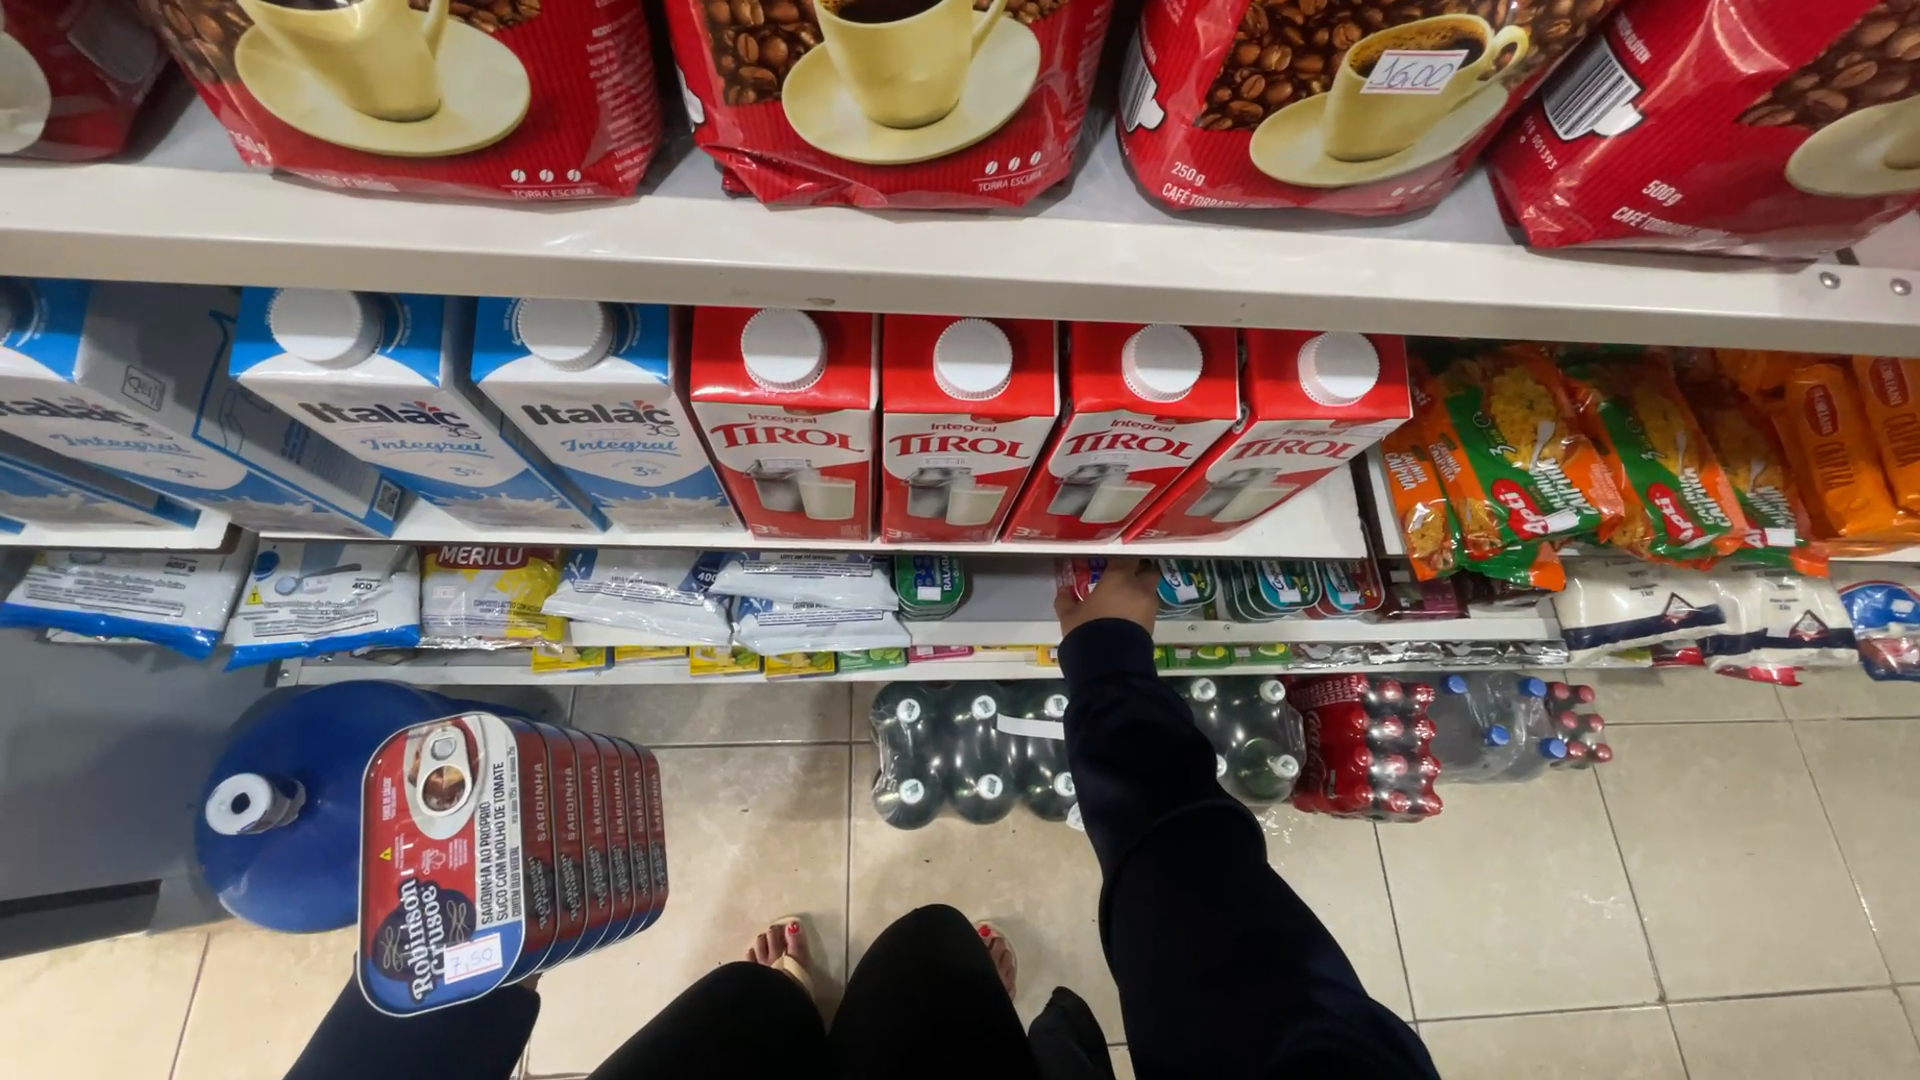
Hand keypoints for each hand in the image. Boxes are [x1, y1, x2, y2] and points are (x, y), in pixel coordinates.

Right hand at [1055, 558, 1158, 638]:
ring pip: (1150, 590)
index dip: (1118, 558)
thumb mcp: (1069, 616)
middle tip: (1124, 576)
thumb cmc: (1087, 630)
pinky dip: (1140, 608)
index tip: (1109, 561)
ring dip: (1140, 591)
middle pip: (1147, 570)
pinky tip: (1126, 615)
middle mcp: (1138, 588)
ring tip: (1124, 599)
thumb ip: (1066, 600)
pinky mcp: (1152, 624)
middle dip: (1139, 571)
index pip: (1124, 557)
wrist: (1109, 663)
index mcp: (1118, 578)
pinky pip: (1147, 608)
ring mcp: (1149, 606)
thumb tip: (1063, 590)